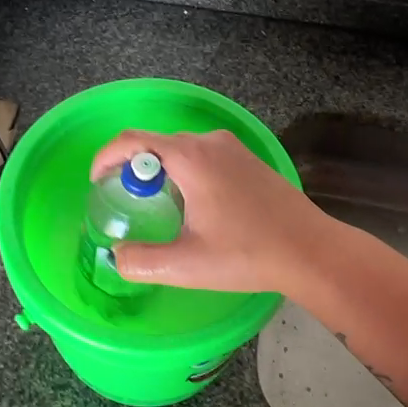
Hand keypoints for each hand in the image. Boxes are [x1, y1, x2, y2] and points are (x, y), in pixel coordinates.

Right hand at [90, 129, 341, 293]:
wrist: (310, 250)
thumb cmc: (247, 254)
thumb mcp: (186, 265)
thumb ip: (141, 261)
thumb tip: (116, 257)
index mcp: (190, 158)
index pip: (132, 141)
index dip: (106, 157)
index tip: (97, 183)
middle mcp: (209, 142)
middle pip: (156, 143)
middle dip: (133, 168)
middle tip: (125, 202)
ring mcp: (232, 148)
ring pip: (181, 149)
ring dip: (161, 171)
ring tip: (156, 206)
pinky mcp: (248, 159)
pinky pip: (203, 155)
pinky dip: (185, 171)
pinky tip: (194, 206)